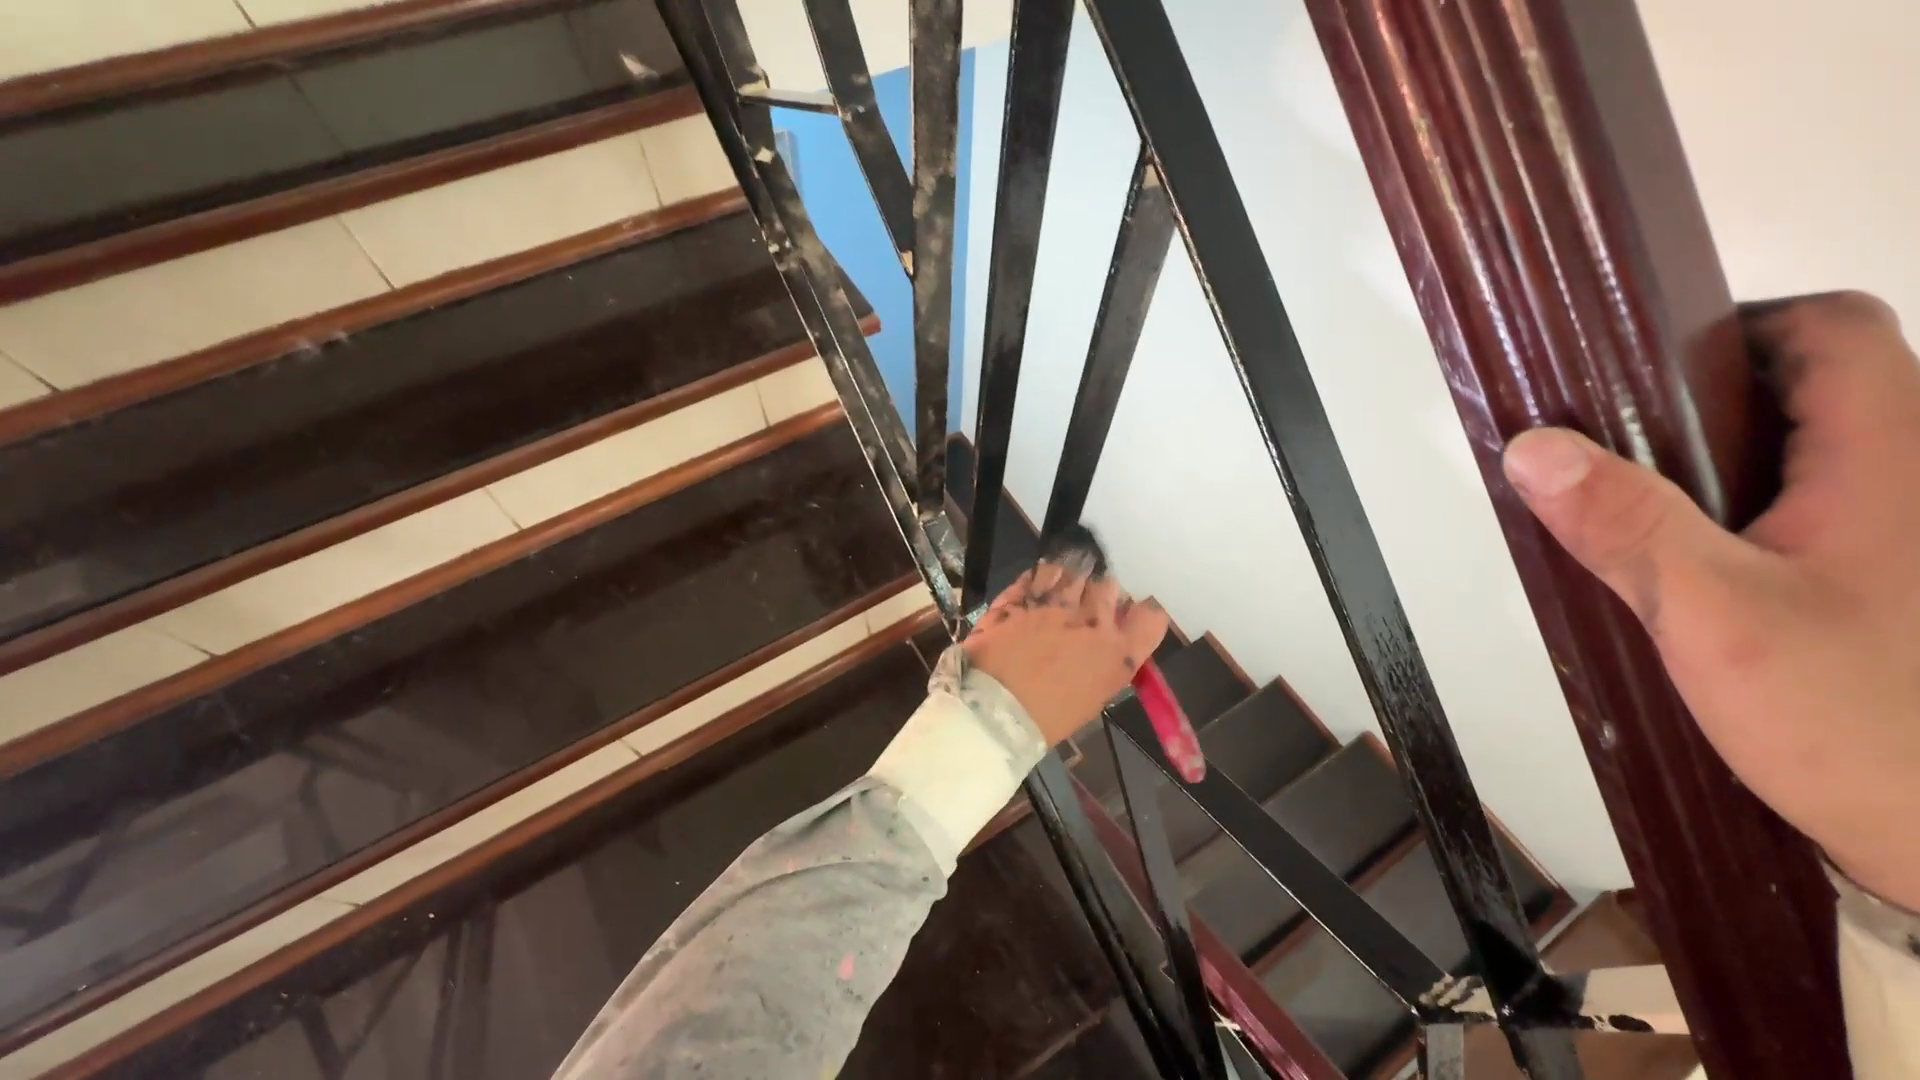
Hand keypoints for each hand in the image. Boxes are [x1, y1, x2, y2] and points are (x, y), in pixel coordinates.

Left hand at [963, 560, 1169, 746]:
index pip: (1151, 614)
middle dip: (1101, 589)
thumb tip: (1108, 642)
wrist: (993, 713)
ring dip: (1069, 576)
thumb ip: (1108, 661)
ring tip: (1061, 586)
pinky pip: (1034, 574)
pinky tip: (1034, 587)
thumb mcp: (1094, 696)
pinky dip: (1037, 578)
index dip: (1143, 610)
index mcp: (1117, 651)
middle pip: (1108, 584)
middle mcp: (1091, 619)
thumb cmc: (1048, 720)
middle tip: (1089, 600)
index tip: (1131, 613)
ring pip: (1072, 569)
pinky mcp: (1019, 596)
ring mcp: (1053, 602)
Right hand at [1502, 291, 1919, 909]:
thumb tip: (1531, 448)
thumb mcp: (1715, 616)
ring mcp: (1895, 534)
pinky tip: (1678, 563)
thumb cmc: (1860, 721)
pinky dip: (1730, 511)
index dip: (1733, 323)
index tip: (1637, 370)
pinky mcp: (1878, 581)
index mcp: (1893, 457)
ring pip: (1800, 450)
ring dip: (1711, 461)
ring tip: (1628, 507)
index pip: (1829, 326)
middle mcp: (1910, 478)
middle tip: (1608, 447)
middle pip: (1809, 383)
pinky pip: (1800, 509)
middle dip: (1699, 400)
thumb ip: (1625, 525)